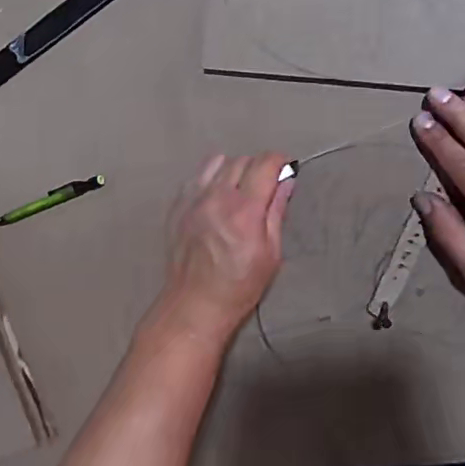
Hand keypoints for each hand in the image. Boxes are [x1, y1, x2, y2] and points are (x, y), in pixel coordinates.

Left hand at [157, 152, 293, 339]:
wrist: (194, 306)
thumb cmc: (238, 287)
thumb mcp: (271, 253)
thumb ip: (277, 211)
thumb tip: (286, 181)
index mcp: (245, 211)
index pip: (265, 163)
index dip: (279, 160)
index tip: (285, 166)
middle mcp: (217, 198)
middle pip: (243, 160)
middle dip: (258, 167)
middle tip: (264, 186)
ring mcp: (194, 200)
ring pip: (218, 161)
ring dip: (233, 169)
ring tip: (239, 189)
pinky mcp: (178, 206)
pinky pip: (197, 176)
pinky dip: (211, 178)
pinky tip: (217, 197)